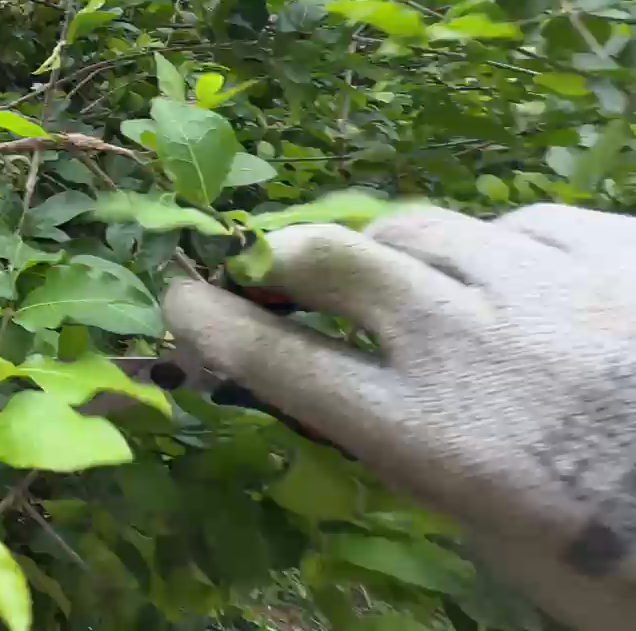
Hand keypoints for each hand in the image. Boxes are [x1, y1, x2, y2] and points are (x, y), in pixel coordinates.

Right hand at [163, 205, 635, 630]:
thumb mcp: (493, 530)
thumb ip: (397, 440)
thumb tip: (315, 374)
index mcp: (446, 445)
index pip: (269, 356)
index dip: (201, 318)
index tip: (178, 300)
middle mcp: (488, 356)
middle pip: (324, 254)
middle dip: (285, 262)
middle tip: (289, 280)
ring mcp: (573, 295)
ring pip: (419, 224)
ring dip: (399, 254)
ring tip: (431, 288)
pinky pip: (525, 221)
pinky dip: (505, 248)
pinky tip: (537, 289)